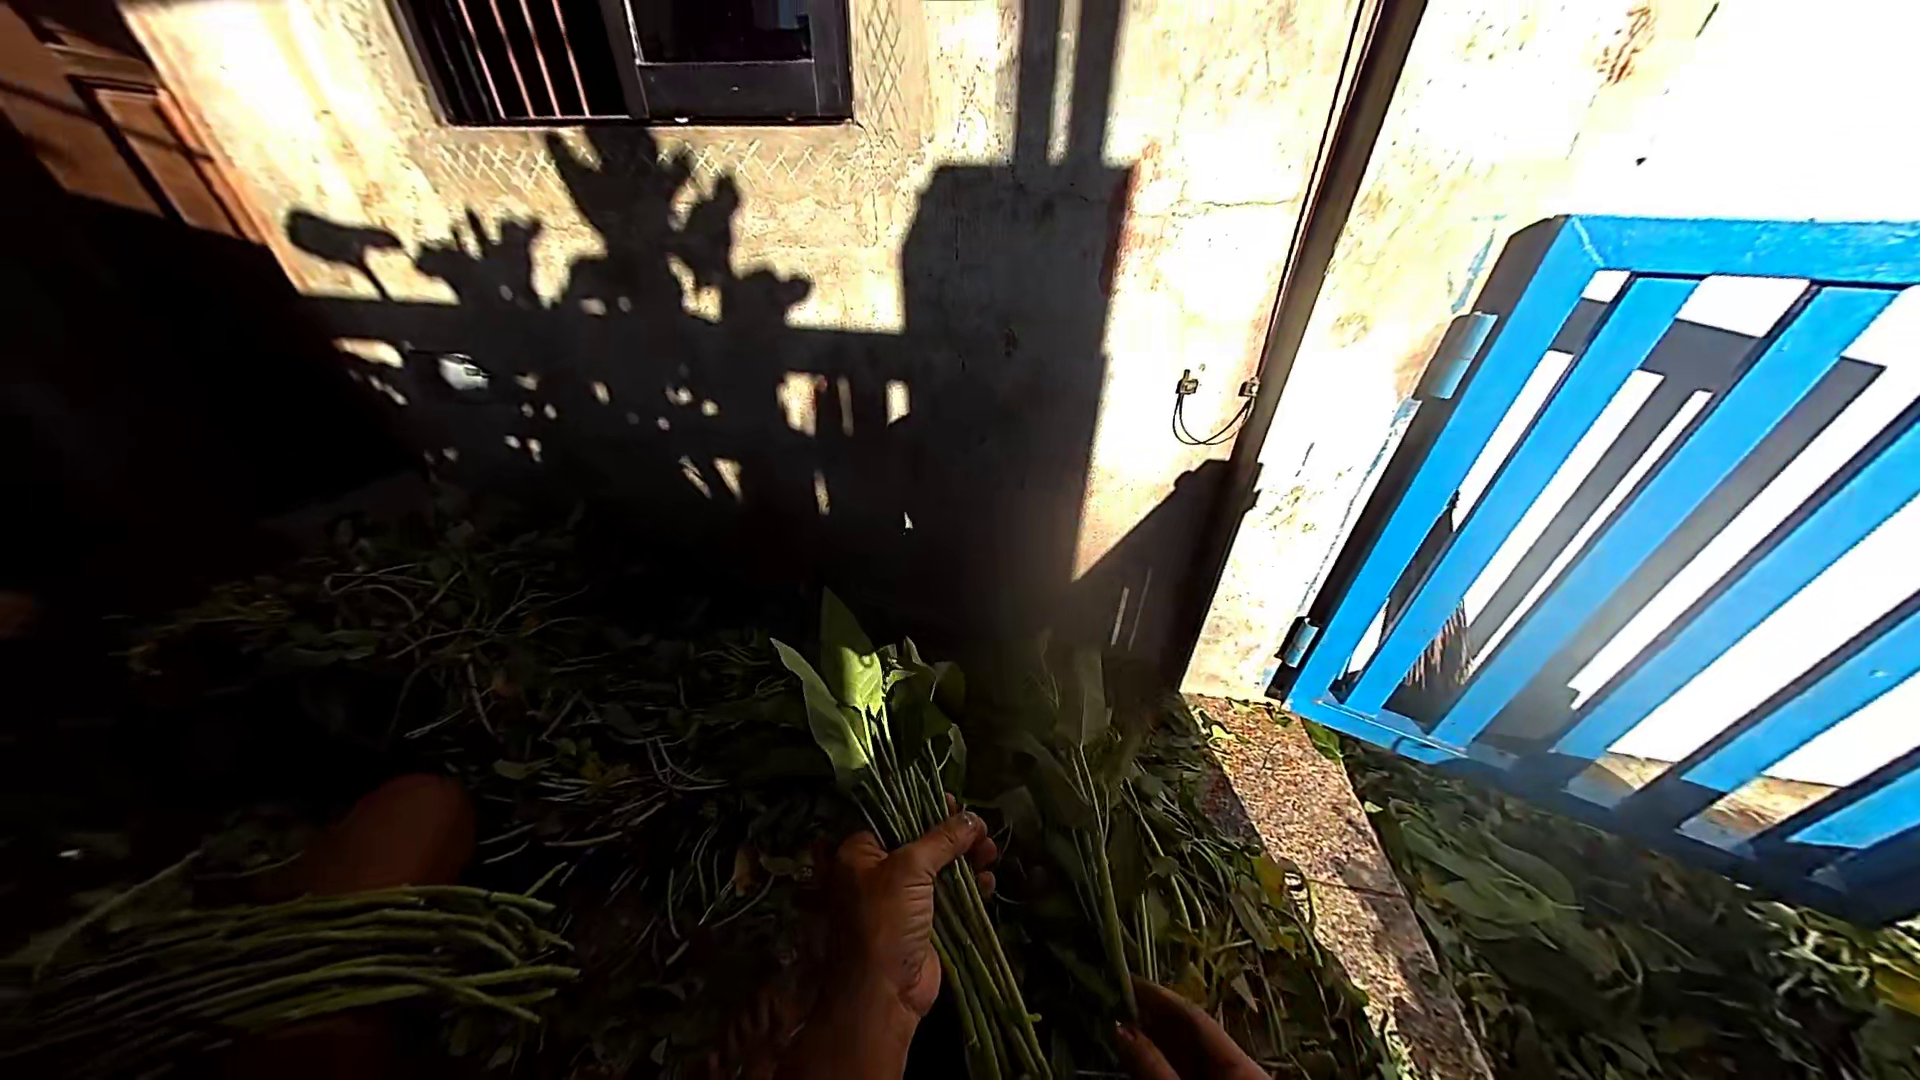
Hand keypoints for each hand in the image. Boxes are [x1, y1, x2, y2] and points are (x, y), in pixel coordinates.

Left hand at [778, 811, 997, 1079]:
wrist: (883, 995)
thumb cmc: (885, 919)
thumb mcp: (911, 867)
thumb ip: (943, 838)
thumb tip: (972, 817)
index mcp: (862, 852)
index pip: (895, 817)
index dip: (925, 808)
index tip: (953, 801)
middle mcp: (879, 871)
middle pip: (923, 841)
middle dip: (955, 835)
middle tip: (981, 828)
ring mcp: (903, 898)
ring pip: (940, 868)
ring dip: (967, 859)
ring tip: (991, 851)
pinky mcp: (924, 922)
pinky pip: (950, 895)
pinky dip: (970, 886)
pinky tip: (988, 879)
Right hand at [1114, 978, 1266, 1079]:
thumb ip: (1154, 1068)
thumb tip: (1118, 1026)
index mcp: (1244, 1067)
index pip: (1195, 1017)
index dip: (1158, 996)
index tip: (1123, 978)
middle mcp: (1237, 1070)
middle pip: (1189, 1034)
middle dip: (1150, 1018)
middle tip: (1111, 1000)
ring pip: (1184, 1054)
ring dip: (1151, 1040)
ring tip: (1116, 1023)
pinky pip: (1183, 1073)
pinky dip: (1159, 1063)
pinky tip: (1135, 1055)